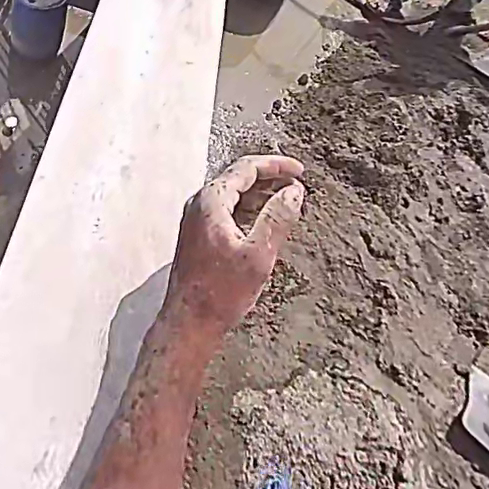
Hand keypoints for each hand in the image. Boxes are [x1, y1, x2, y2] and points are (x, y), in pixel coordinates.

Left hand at [160, 155, 304, 342]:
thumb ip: (277, 219)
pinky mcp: (197, 233)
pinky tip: (265, 220)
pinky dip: (249, 208)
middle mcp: (200, 203)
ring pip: (233, 193)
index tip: (300, 170)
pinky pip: (227, 209)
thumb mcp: (258, 255)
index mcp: (212, 201)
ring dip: (261, 193)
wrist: (188, 323)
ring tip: (287, 200)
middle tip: (297, 183)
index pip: (247, 168)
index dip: (276, 165)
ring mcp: (196, 218)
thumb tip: (294, 191)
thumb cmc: (220, 293)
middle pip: (239, 177)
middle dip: (270, 177)